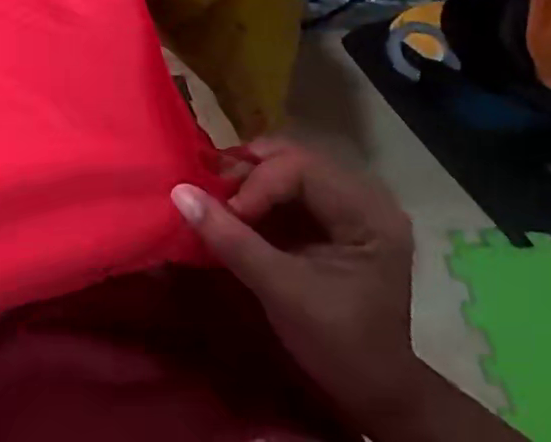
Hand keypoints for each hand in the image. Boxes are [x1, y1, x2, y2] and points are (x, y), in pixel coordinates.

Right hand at [170, 137, 424, 428]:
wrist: (372, 391)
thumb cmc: (339, 345)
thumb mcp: (283, 293)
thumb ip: (232, 241)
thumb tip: (178, 192)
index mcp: (369, 213)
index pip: (304, 168)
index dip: (258, 183)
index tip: (225, 214)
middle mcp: (363, 196)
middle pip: (295, 159)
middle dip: (249, 173)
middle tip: (213, 194)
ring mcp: (346, 205)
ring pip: (287, 168)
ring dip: (248, 181)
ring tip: (217, 201)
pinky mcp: (328, 217)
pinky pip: (285, 188)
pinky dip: (255, 195)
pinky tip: (231, 210)